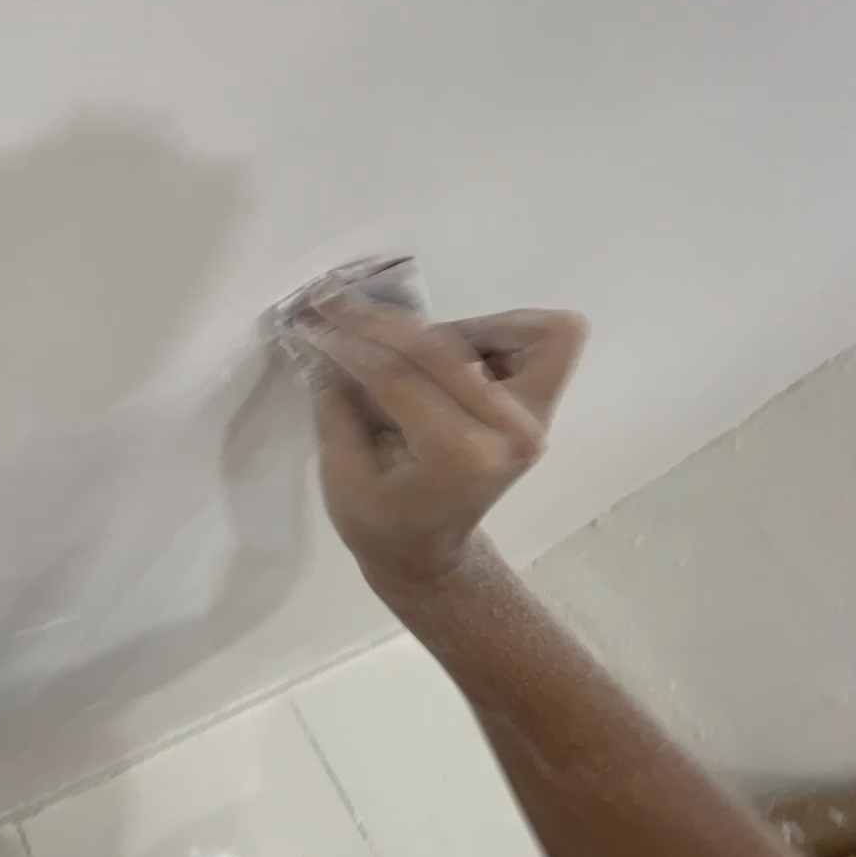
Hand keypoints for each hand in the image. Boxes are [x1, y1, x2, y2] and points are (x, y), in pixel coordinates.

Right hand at [294, 287, 586, 586]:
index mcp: (459, 456)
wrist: (426, 552)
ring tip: (391, 345)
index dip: (346, 344)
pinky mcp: (542, 404)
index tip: (309, 323)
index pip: (396, 375)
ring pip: (510, 328)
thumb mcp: (340, 471)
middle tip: (332, 304)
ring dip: (438, 329)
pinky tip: (446, 349)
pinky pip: (547, 339)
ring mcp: (535, 416)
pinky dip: (496, 330)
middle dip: (377, 323)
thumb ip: (335, 401)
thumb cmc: (378, 523)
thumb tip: (323, 338)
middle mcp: (511, 431)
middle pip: (440, 346)